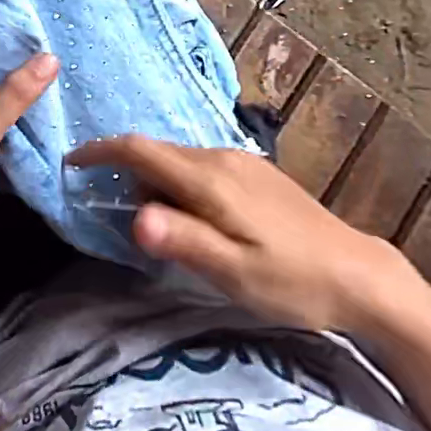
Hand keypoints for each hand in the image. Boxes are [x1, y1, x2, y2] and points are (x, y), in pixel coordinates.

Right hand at [67, 137, 430, 331]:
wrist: (358, 273)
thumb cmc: (293, 280)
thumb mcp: (233, 272)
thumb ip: (183, 240)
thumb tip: (133, 215)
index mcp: (210, 179)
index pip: (141, 150)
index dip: (101, 152)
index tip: (72, 163)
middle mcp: (222, 158)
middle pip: (157, 152)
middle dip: (126, 173)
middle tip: (115, 217)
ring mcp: (242, 162)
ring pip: (179, 160)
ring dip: (154, 182)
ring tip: (157, 227)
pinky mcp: (255, 173)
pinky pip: (200, 167)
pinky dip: (178, 184)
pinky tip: (193, 218)